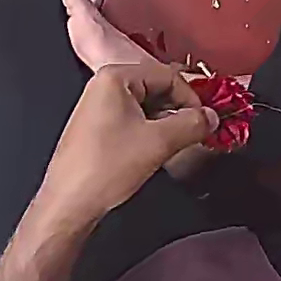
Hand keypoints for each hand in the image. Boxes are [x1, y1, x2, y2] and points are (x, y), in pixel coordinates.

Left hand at [31, 64, 217, 230]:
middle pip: (157, 88)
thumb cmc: (106, 168)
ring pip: (147, 105)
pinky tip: (155, 150)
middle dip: (178, 111)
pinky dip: (150, 131)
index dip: (190, 98)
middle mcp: (104, 85)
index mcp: (115, 77)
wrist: (68, 205)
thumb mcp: (159, 143)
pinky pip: (133, 118)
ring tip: (174, 144)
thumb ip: (192, 124)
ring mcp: (99, 106)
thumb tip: (212, 117)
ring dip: (165, 123)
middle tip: (193, 133)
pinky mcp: (97, 126)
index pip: (167, 75)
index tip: (203, 120)